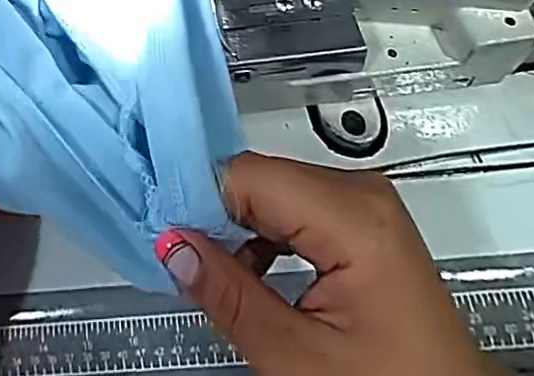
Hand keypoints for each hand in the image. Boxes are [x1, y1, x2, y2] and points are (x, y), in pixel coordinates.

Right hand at [153, 152, 501, 375]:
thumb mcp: (298, 360)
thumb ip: (230, 294)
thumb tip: (173, 246)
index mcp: (353, 214)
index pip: (249, 176)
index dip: (201, 202)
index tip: (167, 231)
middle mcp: (362, 190)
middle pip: (263, 178)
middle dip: (220, 215)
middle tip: (184, 257)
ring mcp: (365, 201)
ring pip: (276, 190)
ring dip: (241, 227)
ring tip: (218, 272)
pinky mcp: (363, 216)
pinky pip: (299, 205)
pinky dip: (268, 233)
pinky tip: (253, 271)